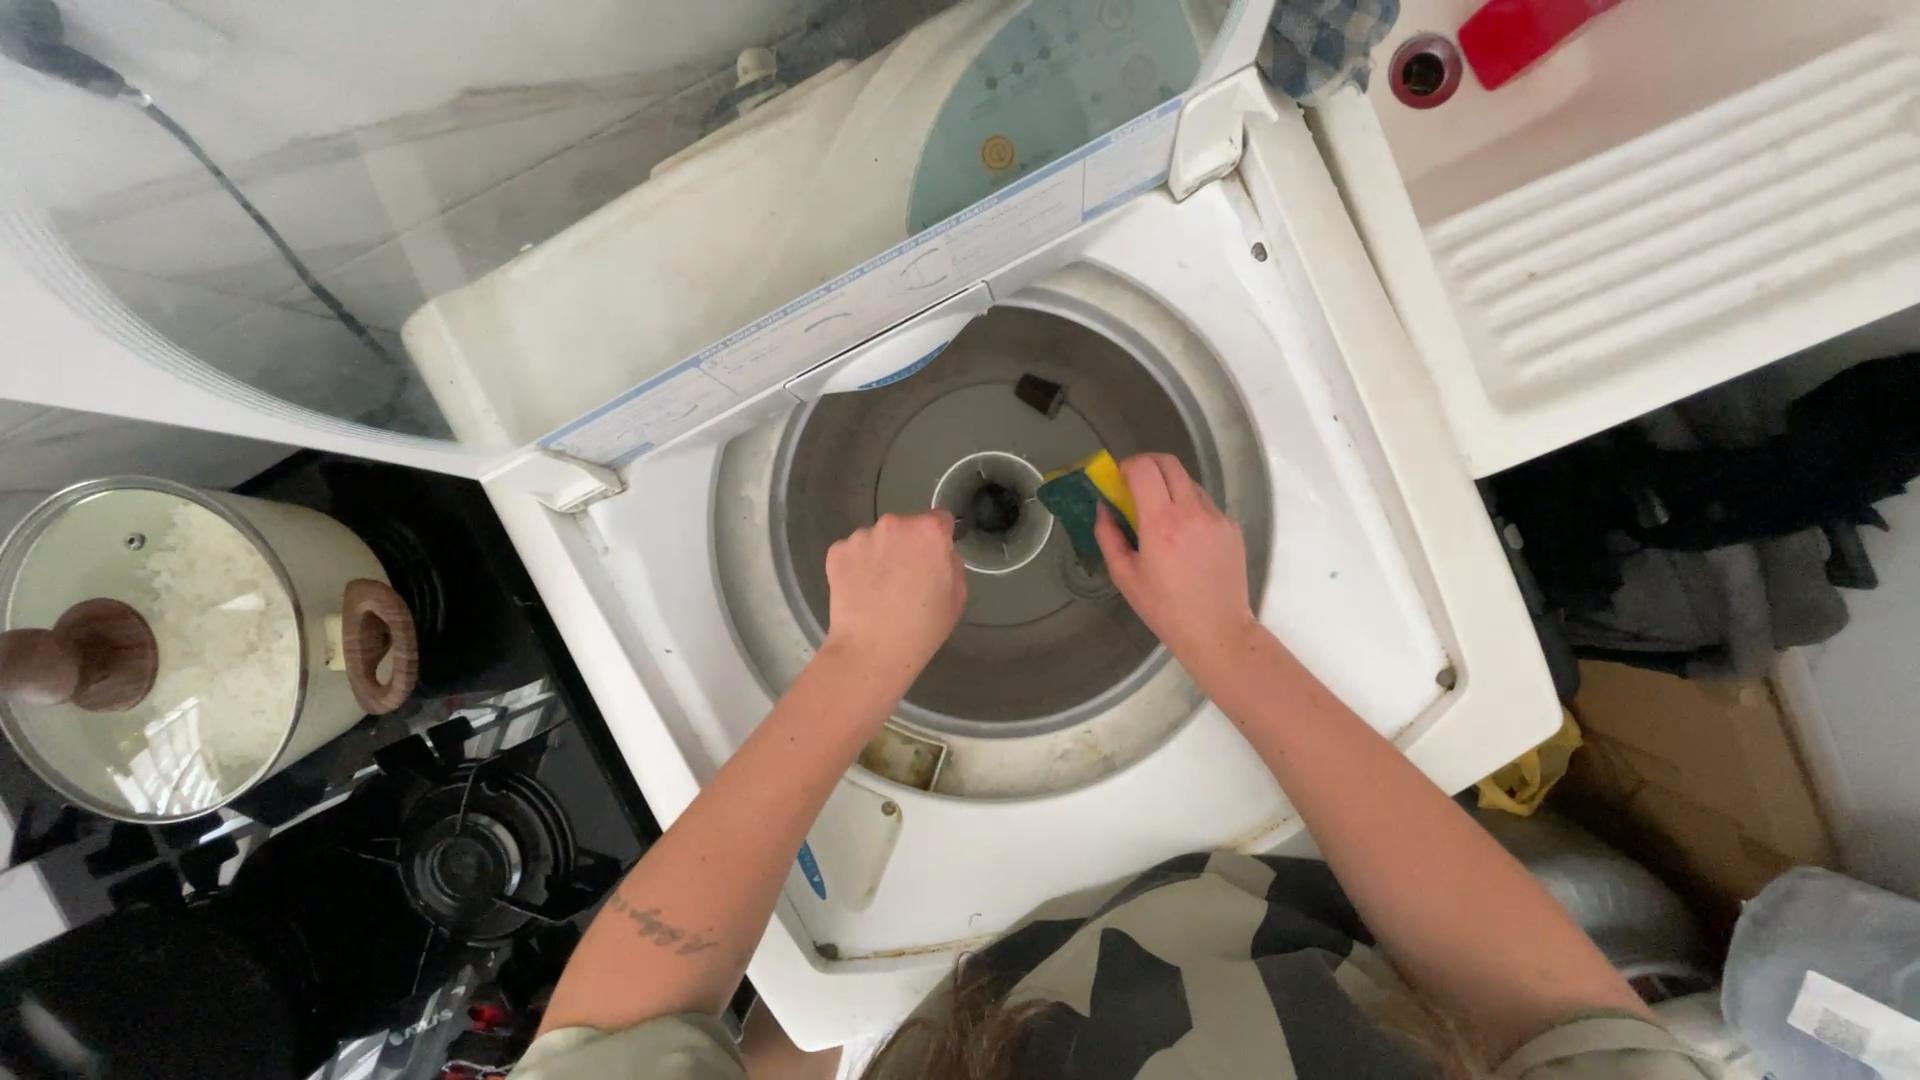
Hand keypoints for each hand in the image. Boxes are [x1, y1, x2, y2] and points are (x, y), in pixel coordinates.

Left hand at [822, 511, 966, 685]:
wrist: (871, 651)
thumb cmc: (922, 628)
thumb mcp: (956, 597)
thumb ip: (952, 564)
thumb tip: (939, 555)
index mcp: (928, 531)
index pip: (940, 519)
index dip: (939, 538)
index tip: (934, 558)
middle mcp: (894, 524)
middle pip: (905, 527)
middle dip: (907, 545)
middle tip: (905, 578)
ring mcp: (862, 536)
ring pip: (876, 539)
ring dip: (879, 554)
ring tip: (878, 589)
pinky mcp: (837, 551)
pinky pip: (852, 552)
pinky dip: (856, 566)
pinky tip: (859, 591)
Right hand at [1095, 454, 1258, 680]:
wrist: (1217, 630)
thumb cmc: (1165, 609)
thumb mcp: (1125, 576)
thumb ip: (1109, 536)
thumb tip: (1104, 509)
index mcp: (1161, 523)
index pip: (1144, 468)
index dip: (1128, 465)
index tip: (1119, 478)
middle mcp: (1192, 512)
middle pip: (1169, 463)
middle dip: (1147, 465)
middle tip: (1134, 484)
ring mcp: (1217, 517)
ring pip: (1189, 482)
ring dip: (1169, 487)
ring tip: (1160, 516)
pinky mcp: (1231, 527)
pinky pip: (1206, 505)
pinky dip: (1189, 508)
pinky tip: (1184, 538)